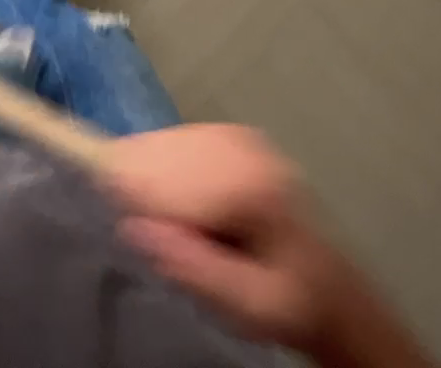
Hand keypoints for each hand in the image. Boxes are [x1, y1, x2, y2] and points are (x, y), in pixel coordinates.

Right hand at [107, 125, 345, 355]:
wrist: (331, 289)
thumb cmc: (287, 303)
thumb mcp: (245, 305)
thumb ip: (195, 268)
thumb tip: (134, 228)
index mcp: (249, 187)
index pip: (164, 174)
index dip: (128, 192)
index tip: (108, 218)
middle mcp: (244, 147)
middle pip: (159, 150)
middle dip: (135, 181)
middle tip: (130, 224)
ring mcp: (238, 135)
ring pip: (163, 141)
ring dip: (144, 172)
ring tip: (144, 212)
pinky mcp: (232, 135)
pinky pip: (175, 138)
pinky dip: (157, 161)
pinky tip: (161, 191)